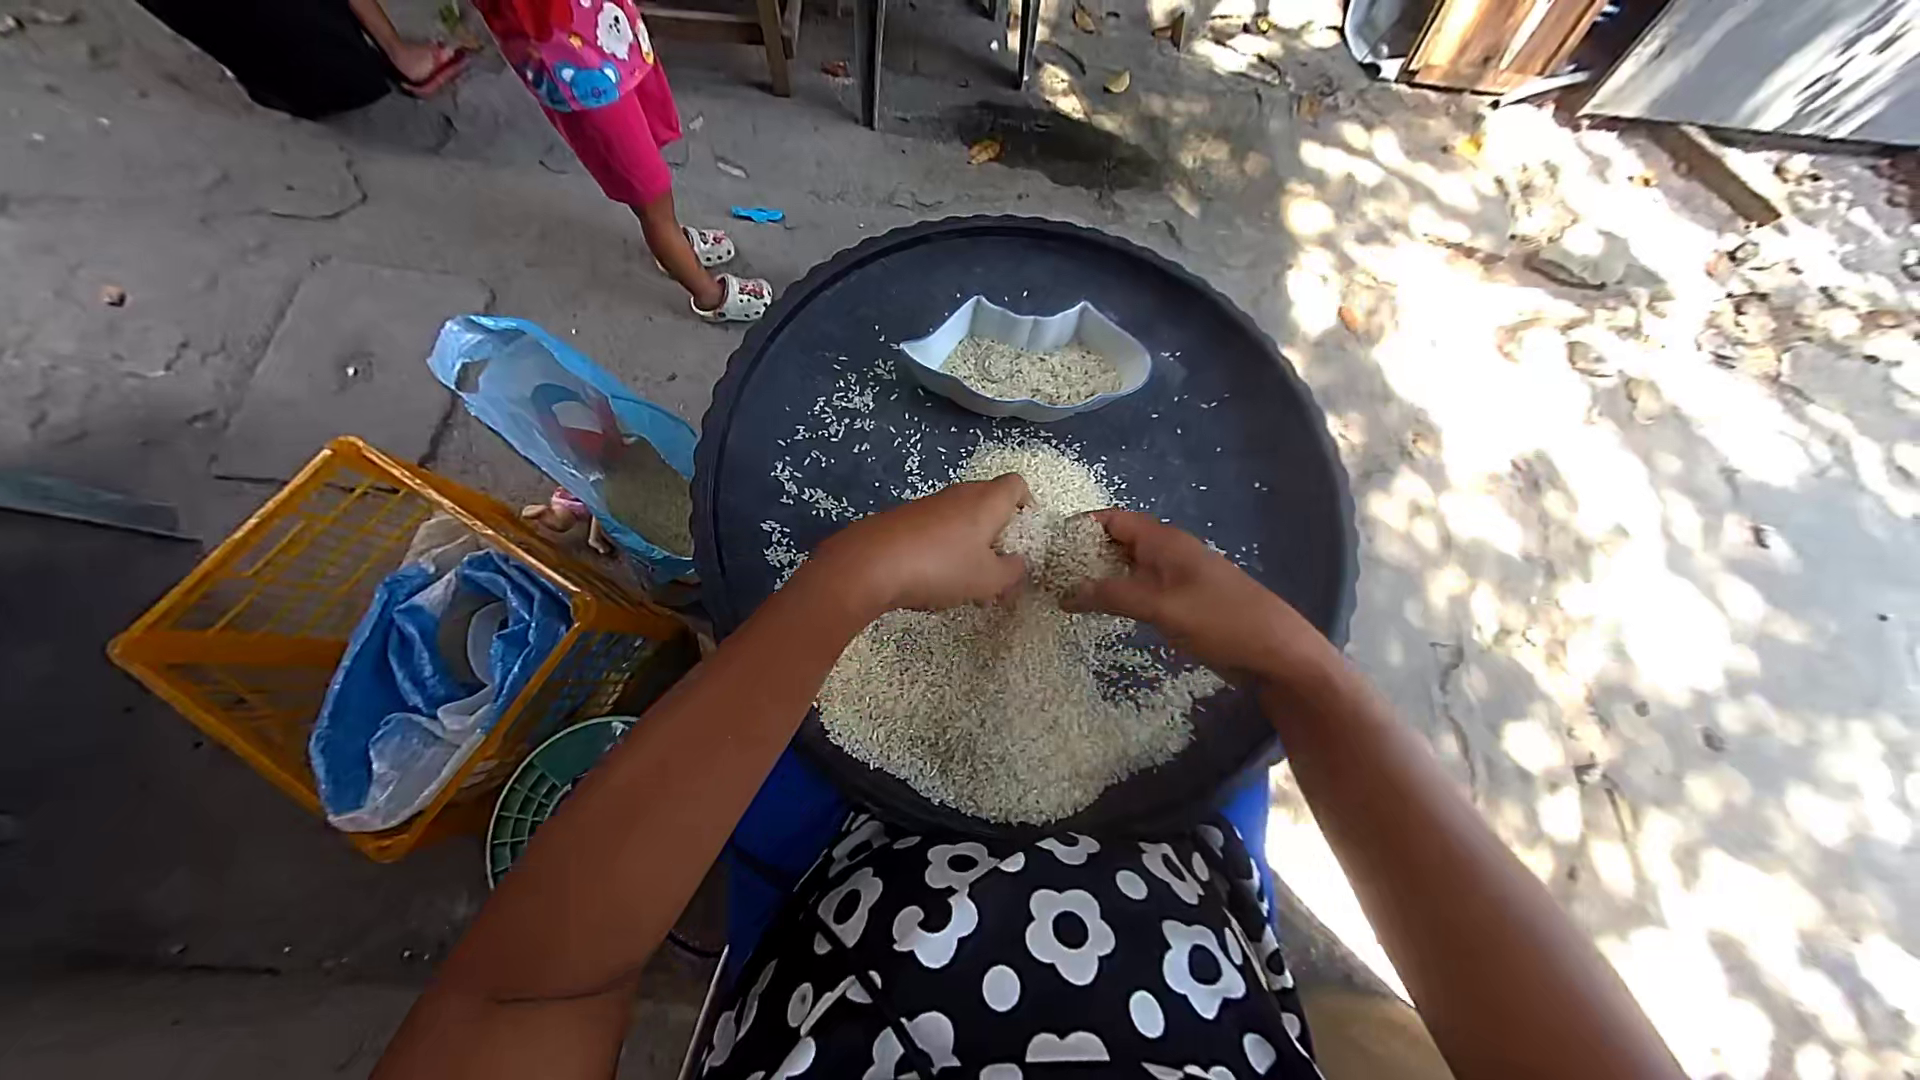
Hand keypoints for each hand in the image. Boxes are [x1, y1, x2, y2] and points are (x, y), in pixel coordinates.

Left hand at [812, 473, 1029, 612]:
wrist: (869, 564)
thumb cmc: (940, 567)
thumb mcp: (987, 580)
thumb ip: (1012, 572)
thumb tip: (1018, 565)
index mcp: (986, 501)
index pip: (1016, 484)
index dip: (1027, 503)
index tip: (1025, 532)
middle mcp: (958, 495)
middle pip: (988, 502)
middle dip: (998, 532)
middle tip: (999, 564)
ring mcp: (927, 505)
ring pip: (961, 518)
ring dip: (970, 544)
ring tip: (967, 581)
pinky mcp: (903, 519)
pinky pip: (935, 529)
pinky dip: (943, 548)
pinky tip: (934, 580)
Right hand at [1064, 509, 1333, 683]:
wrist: (1275, 653)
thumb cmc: (1220, 619)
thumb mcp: (1160, 605)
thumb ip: (1111, 596)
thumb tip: (1065, 594)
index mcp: (1164, 541)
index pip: (1114, 519)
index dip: (1082, 525)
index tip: (1050, 542)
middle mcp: (1167, 553)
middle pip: (1118, 542)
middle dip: (1084, 553)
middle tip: (1050, 571)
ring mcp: (1175, 579)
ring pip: (1127, 568)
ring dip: (1099, 576)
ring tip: (1065, 591)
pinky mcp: (1180, 603)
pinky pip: (1140, 590)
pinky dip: (1117, 595)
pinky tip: (1100, 610)